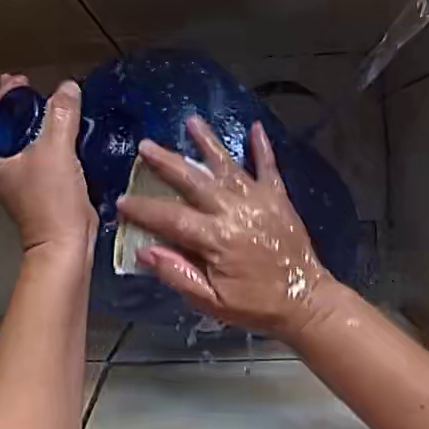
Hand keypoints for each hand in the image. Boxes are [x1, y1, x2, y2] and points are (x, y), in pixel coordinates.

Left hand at [0, 75, 95, 256]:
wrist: (66, 241)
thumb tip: (67, 88)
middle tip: (32, 91)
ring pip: (25, 143)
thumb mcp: (55, 150)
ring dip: (37, 124)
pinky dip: (53, 140)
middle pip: (3, 130)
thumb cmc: (50, 202)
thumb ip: (61, 115)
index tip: (18, 85)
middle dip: (17, 109)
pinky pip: (44, 155)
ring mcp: (22, 180)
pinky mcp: (43, 187)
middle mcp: (1, 170)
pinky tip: (69, 132)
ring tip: (53, 107)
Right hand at [117, 114, 338, 340]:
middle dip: (167, 163)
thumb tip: (144, 251)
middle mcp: (235, 211)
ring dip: (208, 143)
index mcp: (216, 238)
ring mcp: (258, 200)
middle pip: (195, 181)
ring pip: (228, 166)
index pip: (170, 218)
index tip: (121, 200)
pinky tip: (256, 127)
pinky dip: (262, 148)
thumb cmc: (256, 306)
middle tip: (145, 146)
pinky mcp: (278, 198)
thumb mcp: (212, 303)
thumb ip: (178, 275)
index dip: (144, 209)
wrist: (306, 301)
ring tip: (192, 121)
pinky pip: (268, 168)